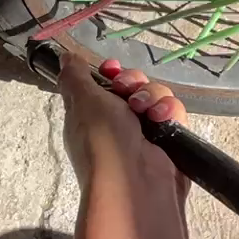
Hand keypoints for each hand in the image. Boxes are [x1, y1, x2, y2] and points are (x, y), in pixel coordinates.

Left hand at [58, 53, 188, 203]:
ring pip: (157, 95)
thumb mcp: (82, 102)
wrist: (135, 182)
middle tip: (129, 97)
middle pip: (135, 84)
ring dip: (153, 97)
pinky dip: (170, 112)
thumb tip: (64, 56)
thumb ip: (75, 76)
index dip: (112, 72)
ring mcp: (145, 131)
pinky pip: (174, 112)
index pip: (106, 82)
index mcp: (93, 113)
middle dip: (134, 83)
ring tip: (148, 114)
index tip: (112, 70)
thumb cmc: (102, 140)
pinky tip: (163, 120)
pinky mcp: (169, 138)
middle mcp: (119, 121)